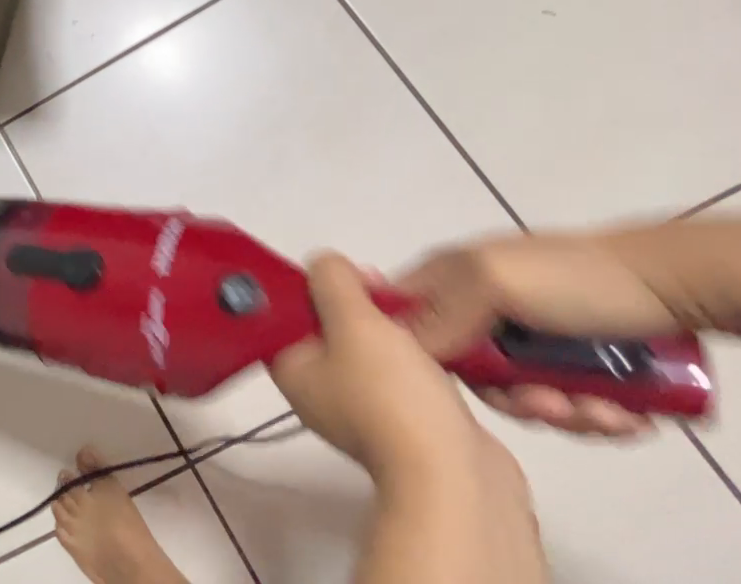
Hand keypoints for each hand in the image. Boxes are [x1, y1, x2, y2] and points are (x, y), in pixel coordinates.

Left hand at [271, 254, 483, 483]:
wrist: (455, 476)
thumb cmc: (391, 394)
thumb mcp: (352, 321)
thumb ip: (332, 282)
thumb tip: (323, 264)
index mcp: (291, 369)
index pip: (285, 313)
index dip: (311, 286)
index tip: (343, 272)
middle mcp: (318, 389)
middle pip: (328, 327)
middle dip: (355, 301)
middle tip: (382, 287)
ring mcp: (361, 408)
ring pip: (367, 348)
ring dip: (388, 325)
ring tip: (410, 308)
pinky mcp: (404, 419)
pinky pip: (399, 372)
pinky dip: (413, 352)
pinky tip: (435, 338)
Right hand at [397, 229, 689, 436]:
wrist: (681, 283)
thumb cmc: (577, 278)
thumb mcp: (495, 283)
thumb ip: (441, 311)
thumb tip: (396, 346)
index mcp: (452, 279)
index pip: (405, 320)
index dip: (419, 356)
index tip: (458, 384)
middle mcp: (481, 308)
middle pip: (469, 372)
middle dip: (515, 399)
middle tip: (553, 407)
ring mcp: (528, 337)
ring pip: (520, 395)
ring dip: (564, 413)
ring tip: (608, 414)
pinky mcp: (573, 363)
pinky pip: (565, 403)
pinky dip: (594, 416)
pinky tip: (625, 416)